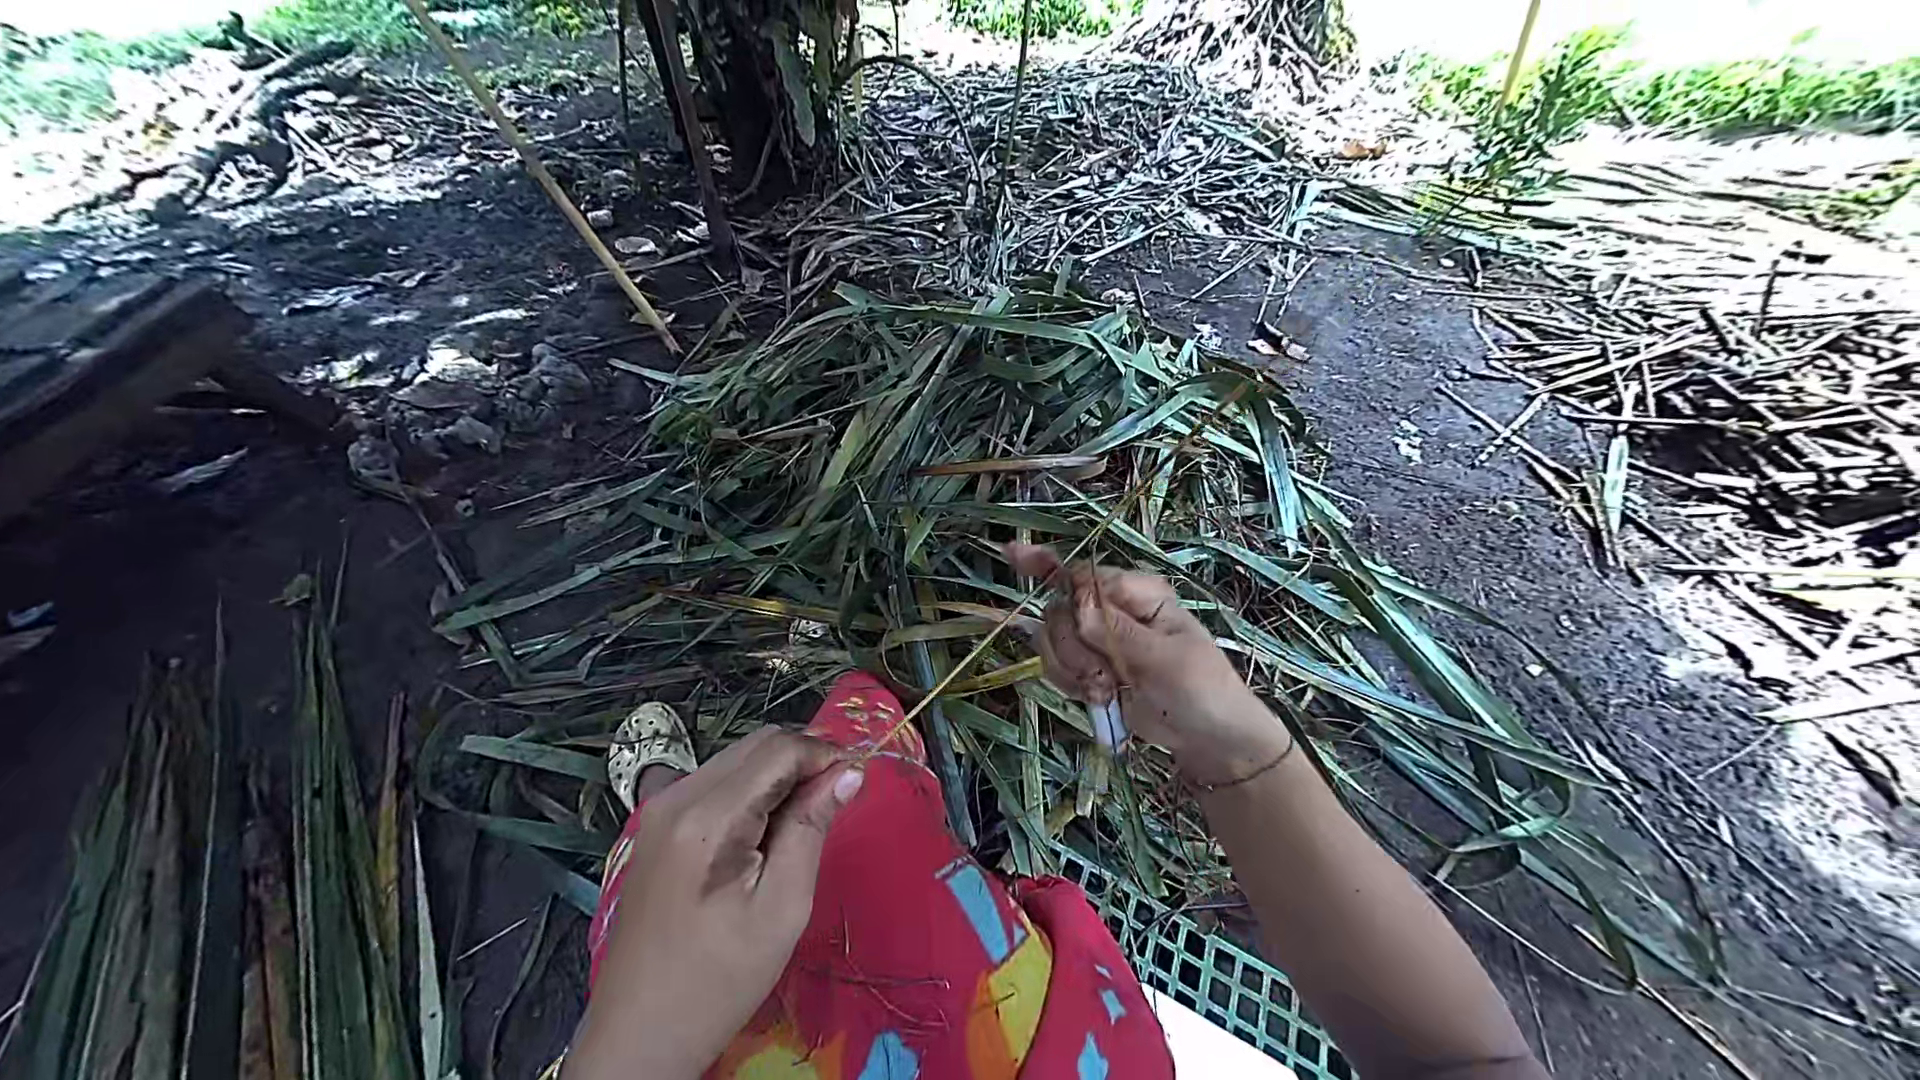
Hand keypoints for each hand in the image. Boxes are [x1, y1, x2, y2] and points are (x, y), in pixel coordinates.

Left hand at [564, 728, 864, 1079]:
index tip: (855, 777)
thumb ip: (812, 826)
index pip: (779, 748)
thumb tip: (850, 771)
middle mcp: (677, 795)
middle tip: (835, 794)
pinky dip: (753, 786)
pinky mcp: (656, 821)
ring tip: (805, 814)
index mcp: (707, 818)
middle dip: (804, 757)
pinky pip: (718, 779)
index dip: (824, 752)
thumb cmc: (720, 979)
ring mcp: (660, 806)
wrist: (637, 1035)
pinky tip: (766, 825)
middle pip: (757, 744)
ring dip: (779, 771)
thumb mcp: (783, 906)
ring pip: (738, 757)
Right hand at [1004, 543, 1289, 784]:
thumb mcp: (1166, 659)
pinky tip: (1097, 697)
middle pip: (1059, 609)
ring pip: (1051, 638)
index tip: (1012, 557)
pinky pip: (1054, 664)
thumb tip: (1077, 605)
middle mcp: (1111, 607)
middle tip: (1104, 676)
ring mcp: (1096, 637)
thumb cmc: (1200, 689)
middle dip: (1072, 647)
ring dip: (1072, 669)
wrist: (1206, 739)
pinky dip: (1069, 683)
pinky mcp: (1086, 665)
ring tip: (1107, 691)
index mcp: (1137, 592)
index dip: (1053, 574)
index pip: (1083, 575)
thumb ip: (1118, 632)